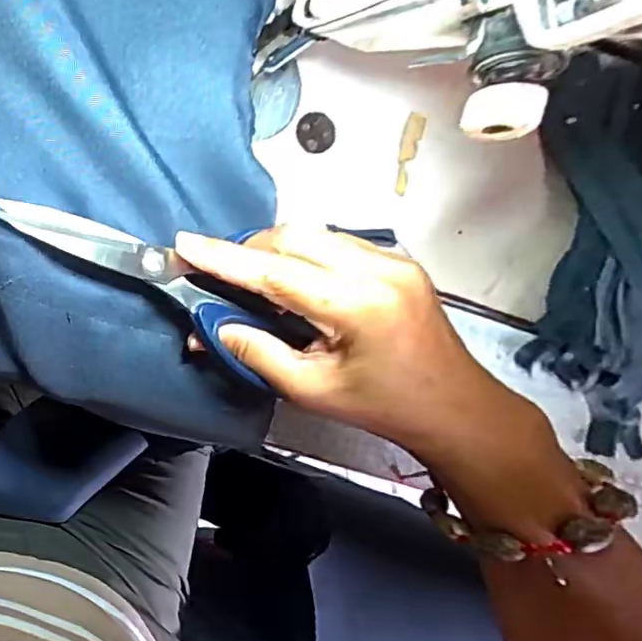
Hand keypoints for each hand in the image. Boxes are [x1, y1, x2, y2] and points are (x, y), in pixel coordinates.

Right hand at [171, 225, 538, 463]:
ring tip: (256, 286)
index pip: (273, 271)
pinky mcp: (394, 261)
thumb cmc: (383, 405)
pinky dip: (299, 255)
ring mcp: (391, 261)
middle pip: (291, 237)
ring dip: (272, 252)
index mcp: (357, 306)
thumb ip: (255, 352)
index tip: (184, 245)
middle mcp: (378, 272)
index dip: (222, 258)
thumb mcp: (307, 389)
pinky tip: (293, 286)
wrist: (457, 407)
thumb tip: (213, 326)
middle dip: (247, 252)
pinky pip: (331, 241)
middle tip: (221, 280)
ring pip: (311, 233)